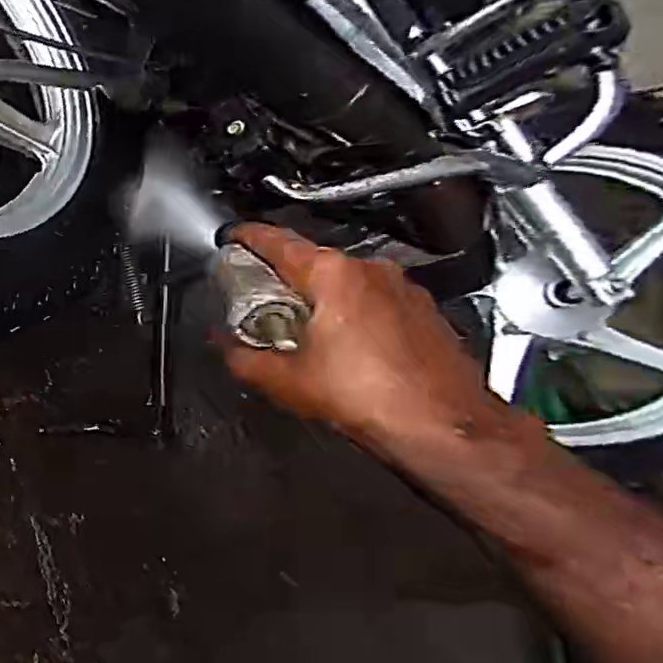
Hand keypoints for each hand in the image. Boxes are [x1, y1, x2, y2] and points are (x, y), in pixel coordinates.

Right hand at [220, 223, 522, 451]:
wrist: (440, 425)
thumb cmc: (370, 397)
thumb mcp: (277, 378)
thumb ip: (238, 353)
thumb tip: (222, 342)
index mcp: (334, 276)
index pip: (280, 242)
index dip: (248, 238)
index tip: (234, 237)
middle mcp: (372, 273)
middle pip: (310, 260)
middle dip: (277, 275)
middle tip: (249, 295)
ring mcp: (402, 290)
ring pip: (341, 280)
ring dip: (311, 295)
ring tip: (287, 324)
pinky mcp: (420, 311)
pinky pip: (368, 298)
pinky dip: (343, 310)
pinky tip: (330, 342)